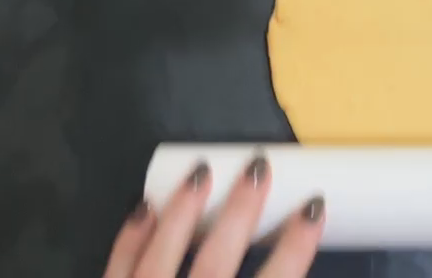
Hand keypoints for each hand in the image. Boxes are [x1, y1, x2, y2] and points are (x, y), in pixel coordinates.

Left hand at [103, 156, 325, 277]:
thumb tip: (290, 253)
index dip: (295, 248)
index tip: (314, 206)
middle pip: (216, 261)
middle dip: (239, 212)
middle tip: (258, 165)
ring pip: (162, 257)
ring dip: (183, 211)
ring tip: (201, 169)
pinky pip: (118, 270)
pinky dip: (130, 238)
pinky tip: (144, 207)